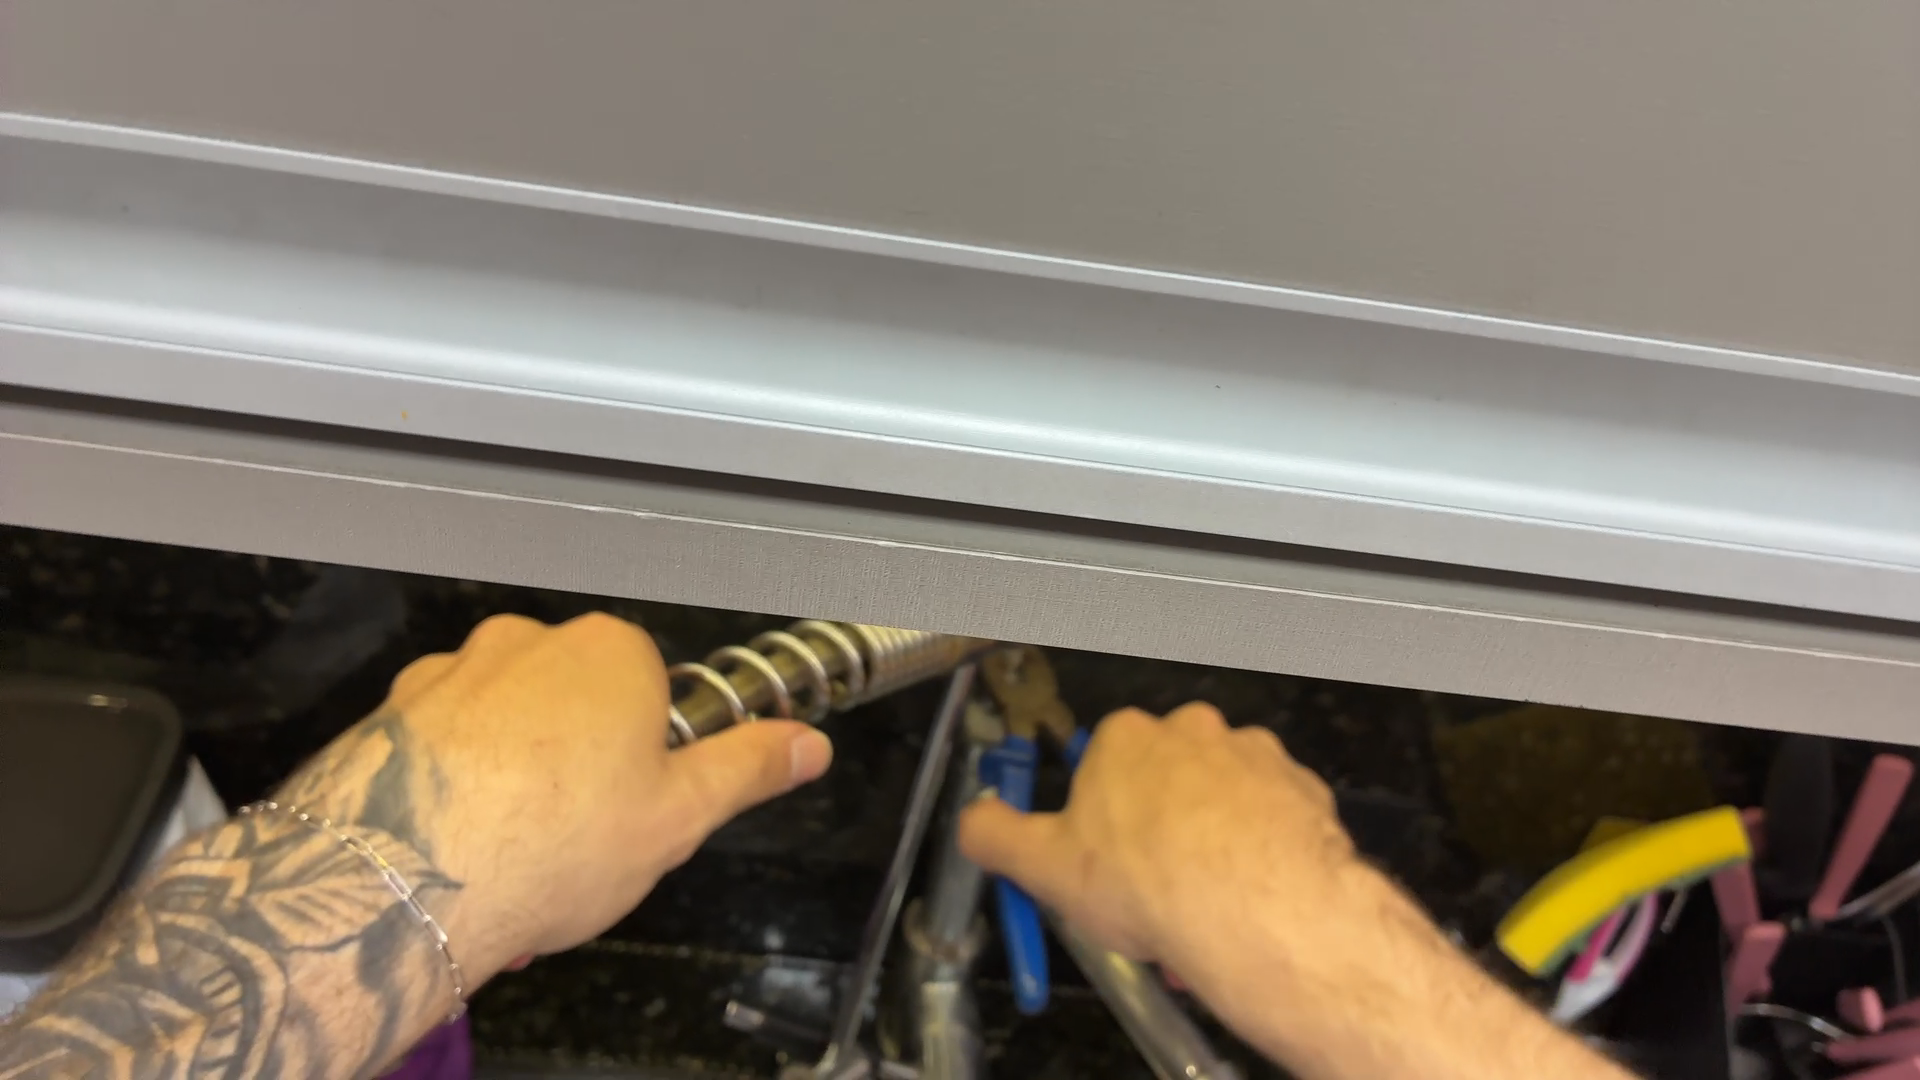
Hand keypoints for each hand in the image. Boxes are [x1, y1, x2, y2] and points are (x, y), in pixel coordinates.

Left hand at [278, 612, 834, 982]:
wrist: (387, 892)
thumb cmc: (555, 841)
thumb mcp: (681, 814)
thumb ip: (752, 767)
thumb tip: (811, 745)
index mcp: (614, 652)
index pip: (652, 688)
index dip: (649, 749)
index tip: (632, 798)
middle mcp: (534, 641)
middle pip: (583, 696)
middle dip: (586, 753)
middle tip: (576, 830)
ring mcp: (454, 669)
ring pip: (513, 715)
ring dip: (520, 764)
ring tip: (510, 841)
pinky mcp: (388, 710)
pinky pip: (444, 735)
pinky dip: (455, 773)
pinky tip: (453, 834)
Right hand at [958, 704, 1637, 1079]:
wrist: (1262, 913)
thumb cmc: (1152, 883)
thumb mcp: (1045, 867)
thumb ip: (994, 834)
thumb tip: (974, 820)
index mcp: (1125, 738)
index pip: (1102, 765)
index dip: (1101, 816)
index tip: (1107, 856)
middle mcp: (1188, 729)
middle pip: (1162, 774)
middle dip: (1157, 822)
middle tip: (1156, 884)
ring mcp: (1249, 752)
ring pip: (1219, 792)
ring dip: (1210, 832)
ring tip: (1207, 898)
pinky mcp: (1300, 784)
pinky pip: (1272, 809)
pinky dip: (1261, 840)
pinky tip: (1251, 888)